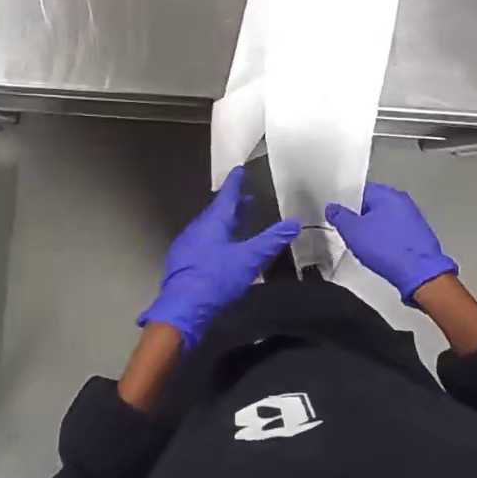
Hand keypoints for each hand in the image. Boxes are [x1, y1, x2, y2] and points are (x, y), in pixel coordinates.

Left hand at [140, 167, 301, 348]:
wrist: (183, 308)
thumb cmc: (217, 278)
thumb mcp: (249, 259)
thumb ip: (271, 241)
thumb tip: (294, 223)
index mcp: (212, 222)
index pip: (226, 195)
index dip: (236, 183)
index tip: (240, 170)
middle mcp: (197, 228)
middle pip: (217, 211)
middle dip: (234, 206)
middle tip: (249, 201)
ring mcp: (186, 246)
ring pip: (209, 228)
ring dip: (225, 223)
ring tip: (239, 225)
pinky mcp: (182, 263)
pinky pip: (202, 242)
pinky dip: (215, 239)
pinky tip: (221, 251)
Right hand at [326, 182, 457, 303]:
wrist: (418, 272)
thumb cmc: (388, 249)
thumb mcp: (352, 231)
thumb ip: (339, 216)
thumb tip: (333, 209)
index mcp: (387, 194)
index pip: (362, 190)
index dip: (348, 203)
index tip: (339, 215)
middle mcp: (403, 203)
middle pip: (374, 206)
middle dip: (361, 218)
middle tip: (351, 232)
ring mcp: (413, 219)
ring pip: (385, 221)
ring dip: (374, 231)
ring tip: (366, 246)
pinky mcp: (418, 236)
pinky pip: (395, 234)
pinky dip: (386, 241)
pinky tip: (380, 253)